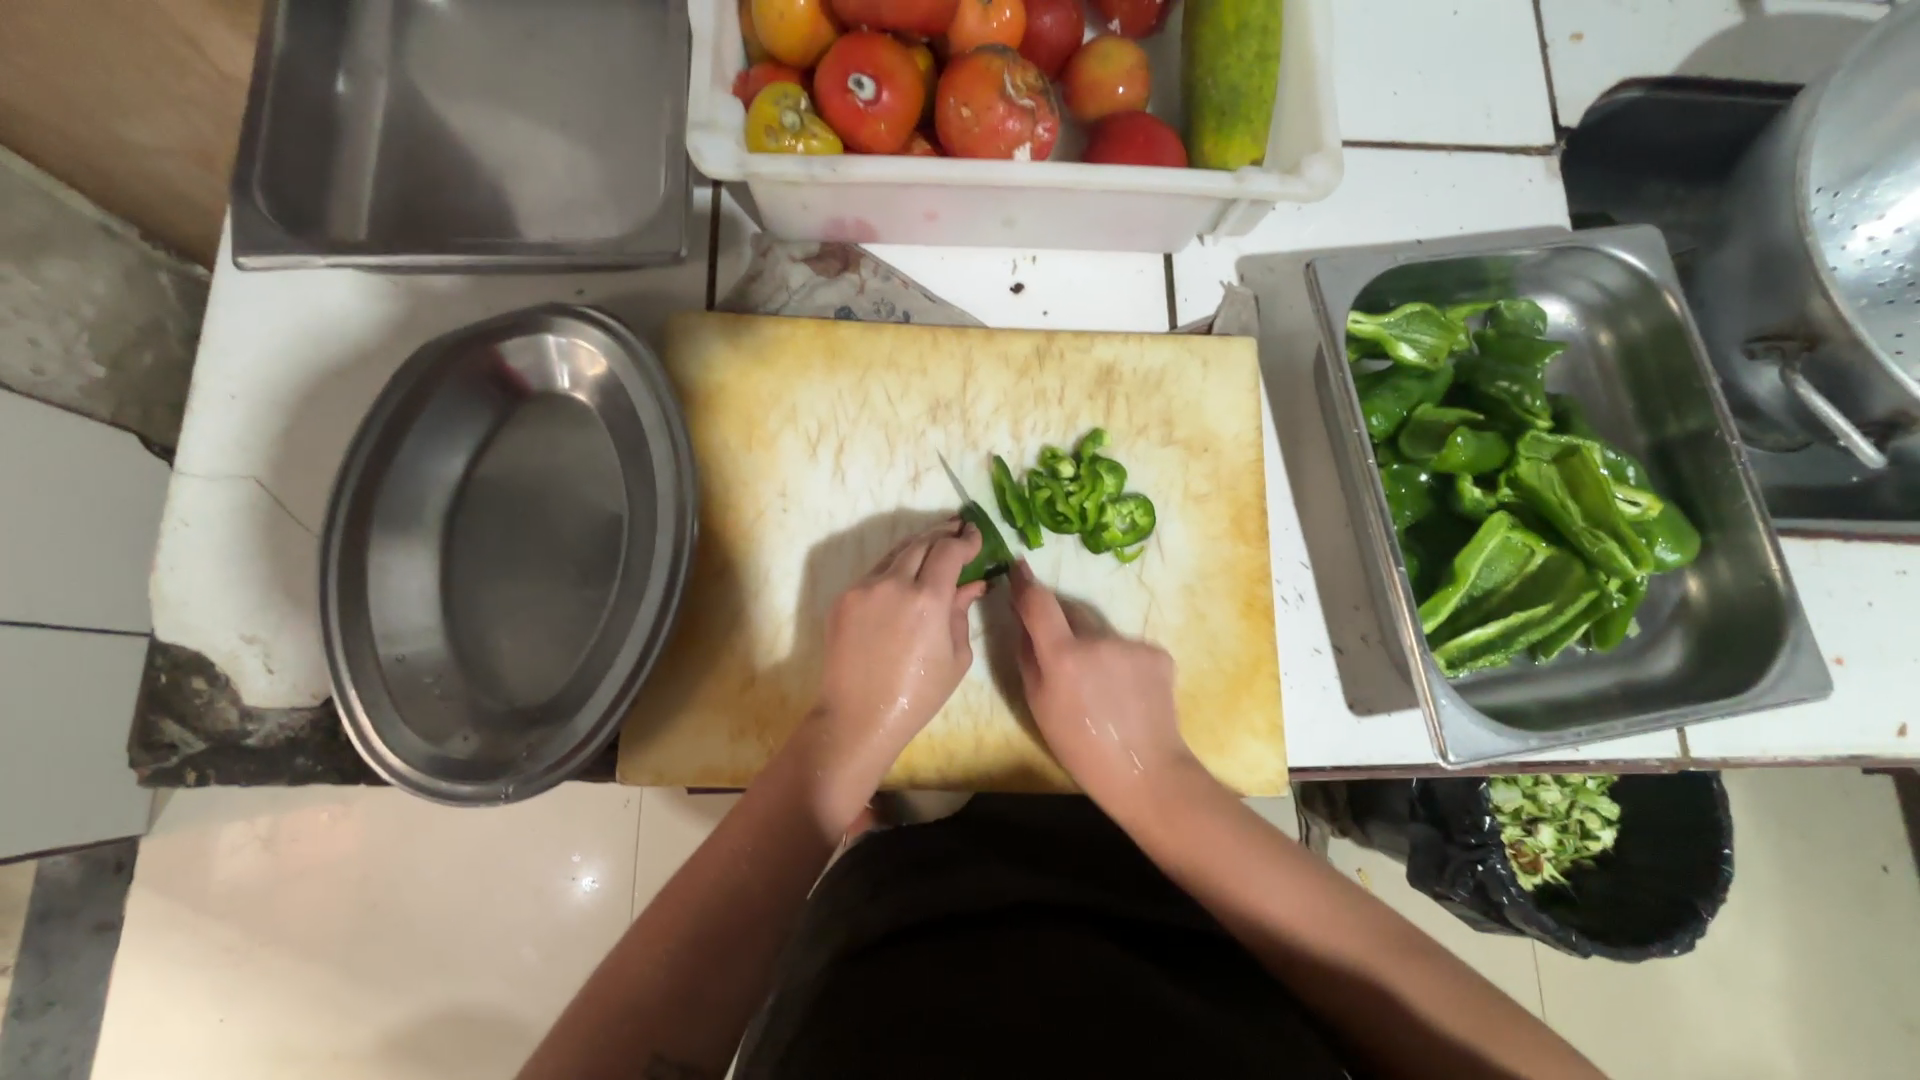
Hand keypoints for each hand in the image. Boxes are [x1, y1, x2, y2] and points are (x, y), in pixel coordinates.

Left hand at [798, 520, 987, 808]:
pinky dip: (896, 566)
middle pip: (921, 542)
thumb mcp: (956, 657)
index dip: (966, 539)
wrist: (859, 716)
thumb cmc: (917, 694)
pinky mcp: (844, 598)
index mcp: (927, 599)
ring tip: (935, 543)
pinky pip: (875, 573)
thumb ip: (962, 612)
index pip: (949, 551)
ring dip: (918, 544)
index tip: (976, 534)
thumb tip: (972, 585)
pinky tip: (907, 573)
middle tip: (959, 528)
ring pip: (895, 553)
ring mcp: (864, 588)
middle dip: (943, 533)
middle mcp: (893, 583)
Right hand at [1008, 561, 1195, 812]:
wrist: (1144, 770)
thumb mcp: (1038, 705)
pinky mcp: (1157, 652)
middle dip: (1059, 621)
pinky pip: (1127, 647)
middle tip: (1056, 648)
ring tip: (1097, 685)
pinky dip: (1120, 660)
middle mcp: (1098, 640)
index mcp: (1063, 656)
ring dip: (1091, 645)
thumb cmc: (1080, 746)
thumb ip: (1027, 656)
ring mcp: (1131, 644)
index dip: (1025, 583)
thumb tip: (1023, 622)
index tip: (1018, 568)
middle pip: (1071, 611)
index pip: (1039, 602)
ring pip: (1100, 632)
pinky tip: (1124, 691)